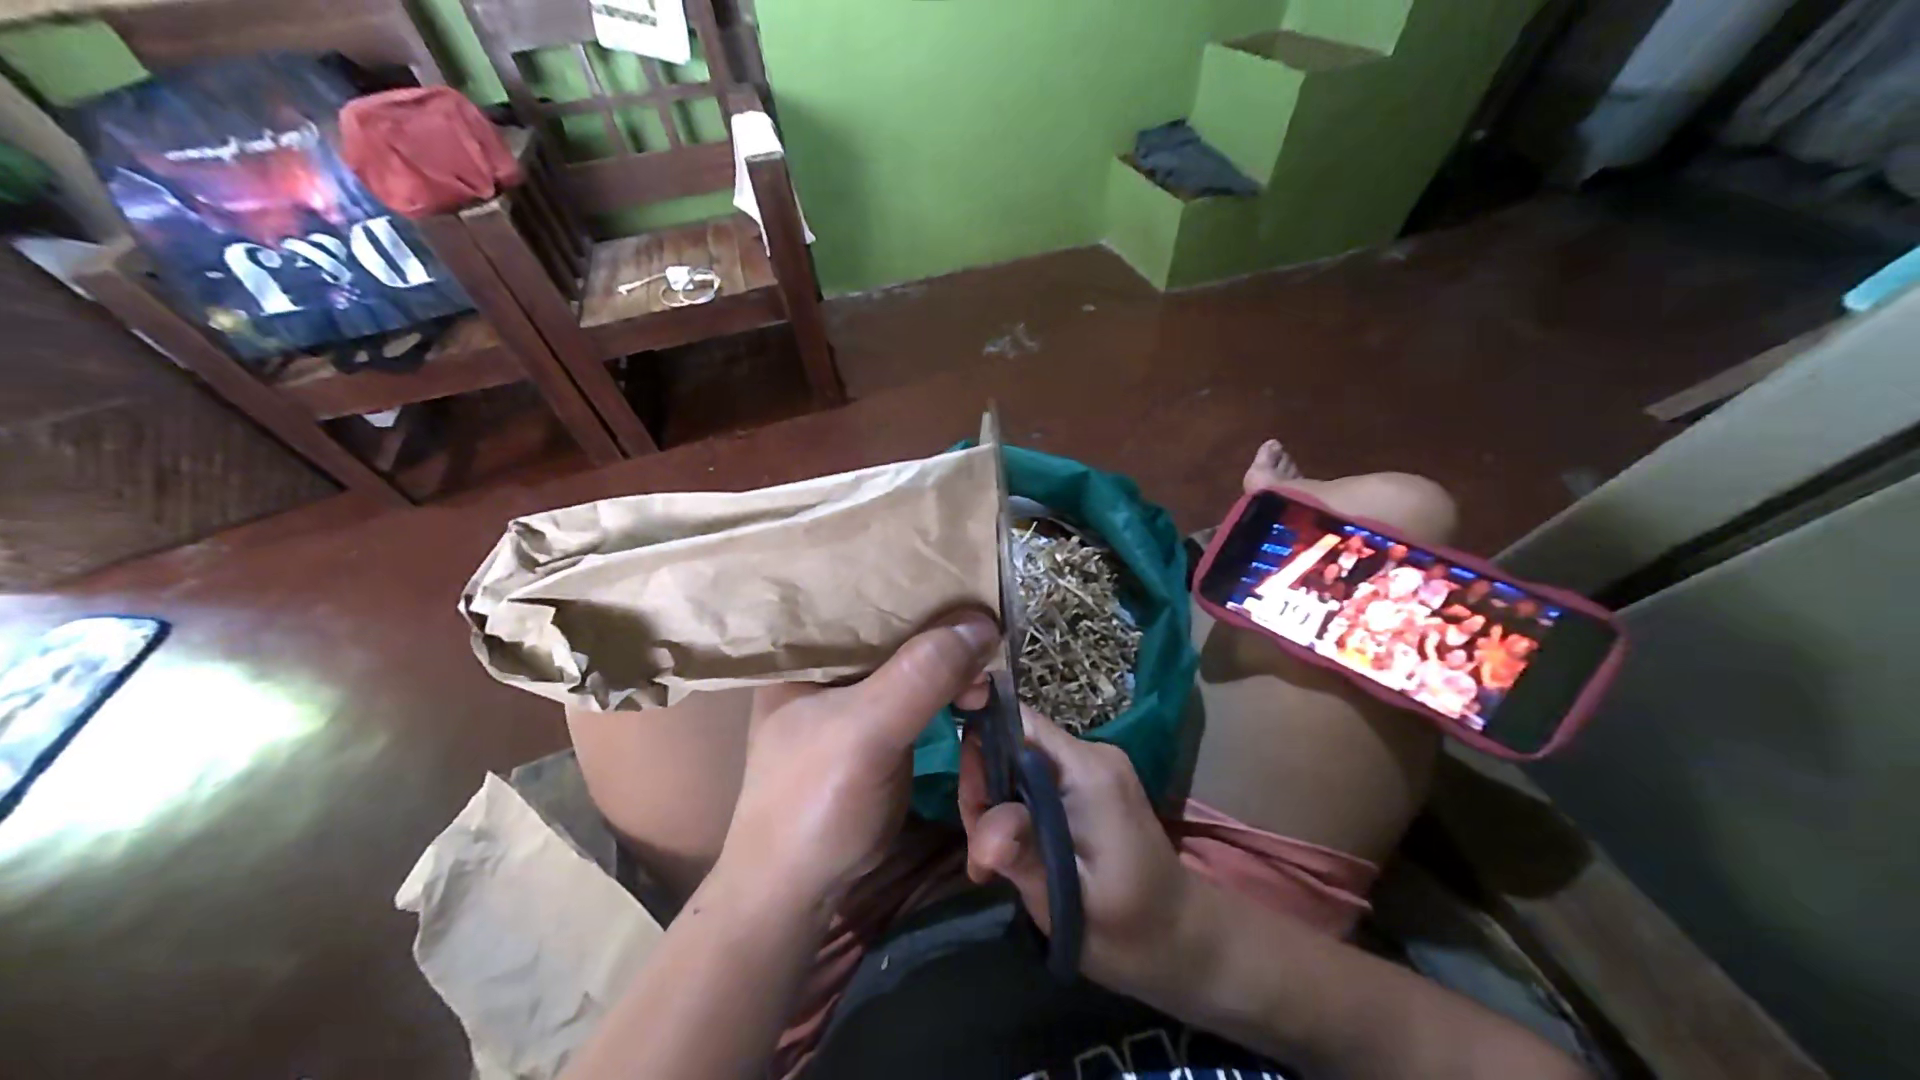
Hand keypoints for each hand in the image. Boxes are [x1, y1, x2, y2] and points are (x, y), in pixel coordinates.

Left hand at [719, 611, 998, 909]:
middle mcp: (823, 666)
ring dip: (949, 663)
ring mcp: (848, 699)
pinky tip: (972, 690)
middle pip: (891, 628)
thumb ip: (921, 674)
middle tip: (987, 640)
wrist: (797, 891)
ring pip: (908, 661)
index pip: (859, 595)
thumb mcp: (867, 730)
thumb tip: (982, 623)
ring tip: (985, 672)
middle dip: (941, 630)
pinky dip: (946, 689)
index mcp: (802, 651)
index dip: (915, 586)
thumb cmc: (815, 802)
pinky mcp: (873, 729)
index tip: (968, 586)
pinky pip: (916, 693)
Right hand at [959, 708, 1216, 1005]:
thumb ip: (1026, 860)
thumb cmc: (1130, 928)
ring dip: (997, 808)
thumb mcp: (1070, 903)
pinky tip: (1015, 854)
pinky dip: (1016, 811)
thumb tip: (983, 835)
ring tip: (996, 864)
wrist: (1185, 939)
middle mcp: (1089, 754)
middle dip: (985, 791)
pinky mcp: (1089, 784)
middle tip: (983, 856)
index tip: (971, 805)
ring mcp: (1091, 767)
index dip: (980, 749)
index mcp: (1087, 770)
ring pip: (1017, 764)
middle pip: (1011, 744)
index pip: (1016, 721)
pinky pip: (1034, 779)